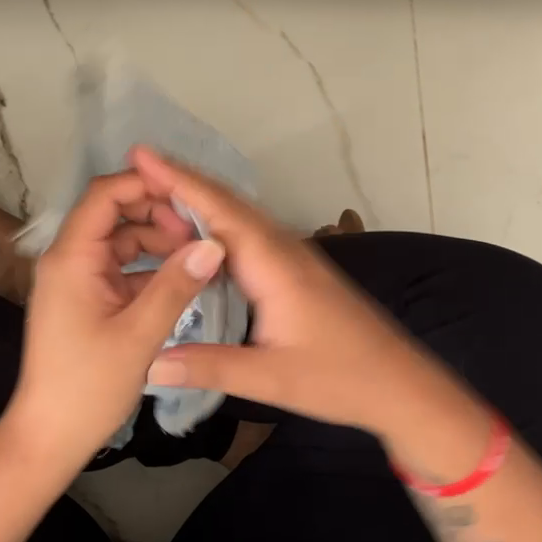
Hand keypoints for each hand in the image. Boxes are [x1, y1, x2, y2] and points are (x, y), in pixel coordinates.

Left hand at [1, 171, 226, 461]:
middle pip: (112, 214)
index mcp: (71, 257)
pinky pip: (117, 270)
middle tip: (199, 232)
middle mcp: (68, 259)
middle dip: (155, 214)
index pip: (104, 195)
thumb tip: (212, 245)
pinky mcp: (83, 300)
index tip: (187, 194)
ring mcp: (74, 280)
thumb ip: (175, 286)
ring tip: (197, 256)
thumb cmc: (87, 386)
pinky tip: (180, 281)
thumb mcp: (139, 336)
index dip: (144, 185)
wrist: (48, 435)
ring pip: (118, 242)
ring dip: (155, 243)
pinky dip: (146, 270)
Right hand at [130, 147, 422, 432]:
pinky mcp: (295, 267)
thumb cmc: (342, 380)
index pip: (218, 210)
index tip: (142, 154)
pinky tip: (196, 228)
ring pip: (238, 213)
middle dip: (181, 177)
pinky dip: (215, 217)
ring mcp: (292, 255)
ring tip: (155, 185)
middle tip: (136, 162)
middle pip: (227, 201)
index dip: (178, 180)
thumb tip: (148, 364)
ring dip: (198, 194)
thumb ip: (210, 367)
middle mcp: (282, 248)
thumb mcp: (273, 380)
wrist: (404, 387)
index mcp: (274, 265)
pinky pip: (247, 230)